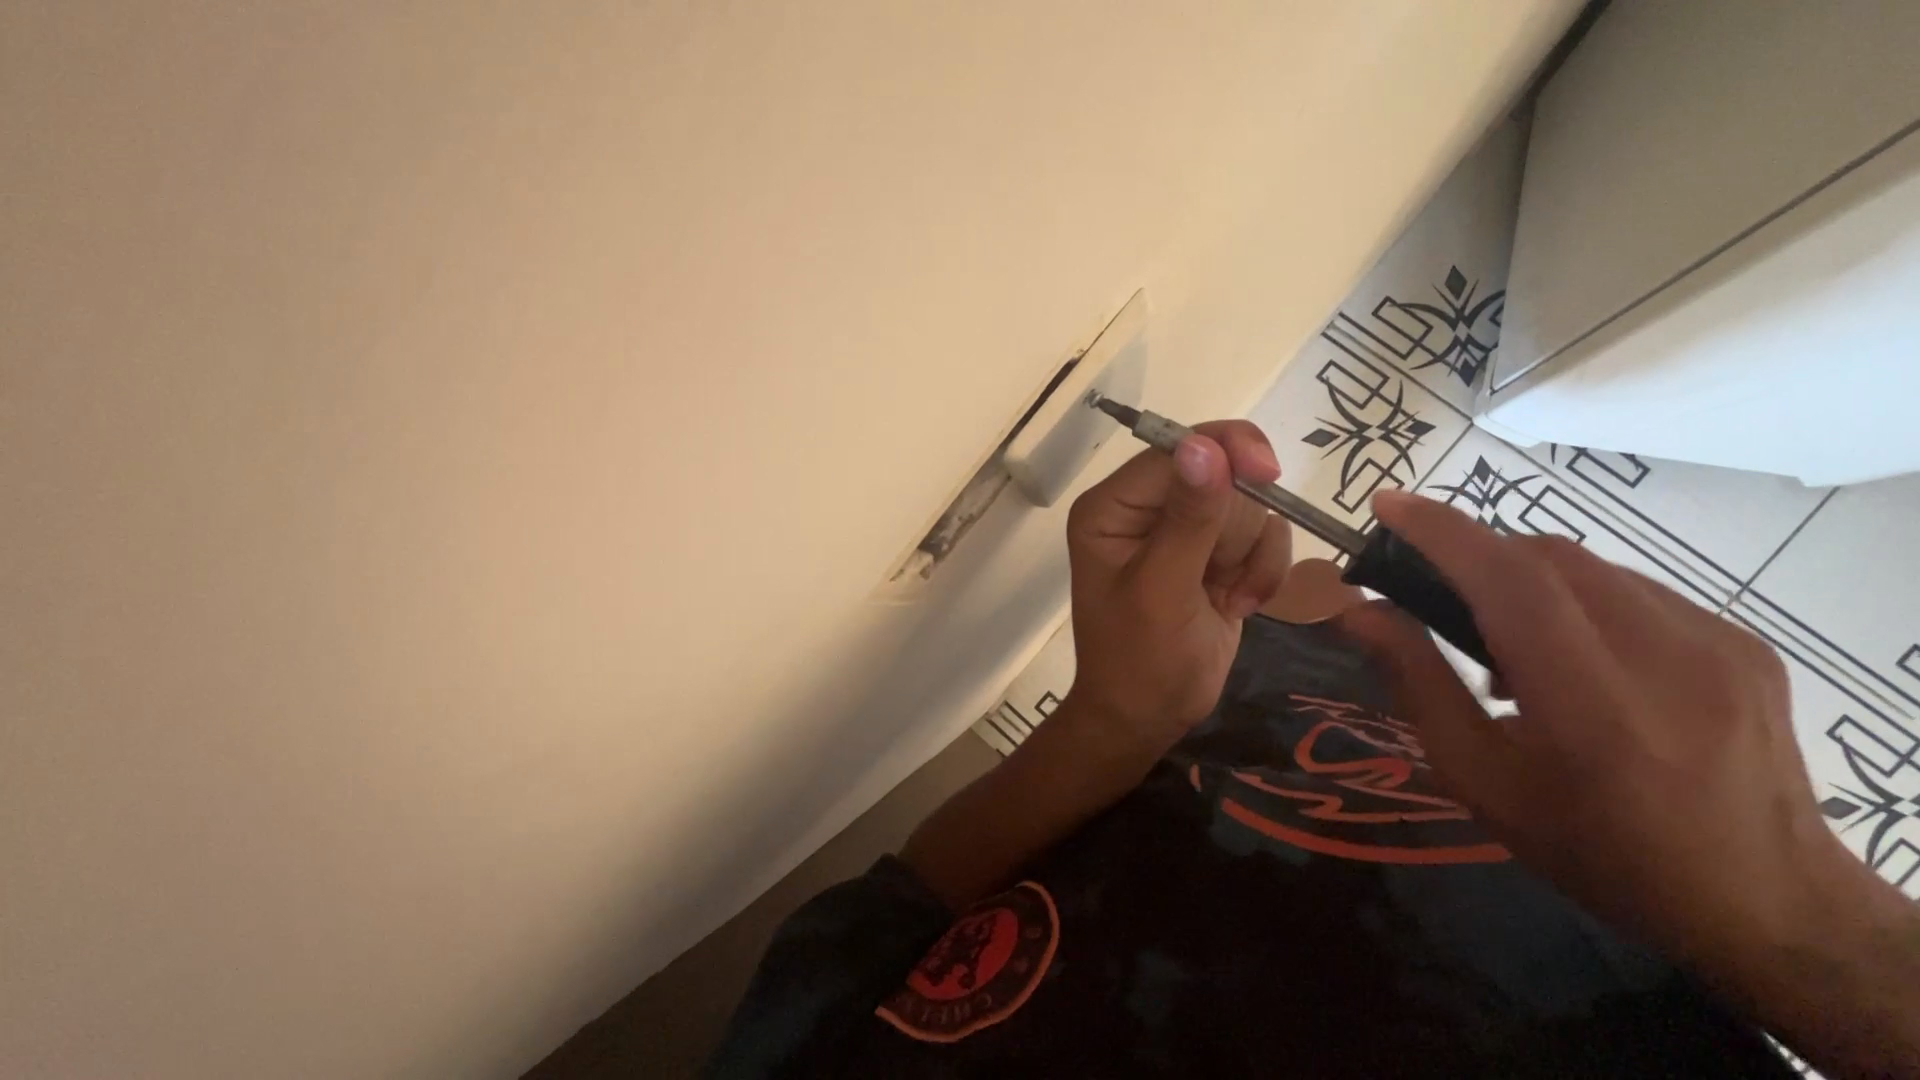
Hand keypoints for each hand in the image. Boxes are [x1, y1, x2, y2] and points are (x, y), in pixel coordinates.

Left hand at [1064, 420, 1289, 742]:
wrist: (1150, 718)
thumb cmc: (1140, 661)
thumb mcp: (1162, 590)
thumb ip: (1188, 519)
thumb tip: (1205, 444)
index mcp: (1112, 506)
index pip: (1177, 449)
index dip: (1227, 452)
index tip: (1268, 474)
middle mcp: (1144, 508)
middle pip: (1223, 475)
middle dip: (1233, 531)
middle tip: (1213, 577)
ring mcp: (1181, 530)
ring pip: (1251, 506)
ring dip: (1250, 558)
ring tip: (1222, 598)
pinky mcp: (1214, 553)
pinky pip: (1265, 535)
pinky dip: (1263, 571)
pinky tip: (1236, 604)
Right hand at [1342, 490, 1919, 1077]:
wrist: (1762, 899)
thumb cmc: (1593, 848)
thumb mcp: (1480, 779)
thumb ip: (1417, 683)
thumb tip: (1357, 610)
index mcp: (1591, 707)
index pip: (1511, 582)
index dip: (1443, 533)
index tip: (1387, 504)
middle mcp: (1665, 657)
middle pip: (1547, 558)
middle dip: (1477, 556)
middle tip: (1436, 594)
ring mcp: (1717, 643)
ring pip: (1590, 567)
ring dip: (1527, 581)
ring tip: (1512, 646)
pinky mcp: (1744, 642)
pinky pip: (1635, 590)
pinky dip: (1580, 601)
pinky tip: (1579, 657)